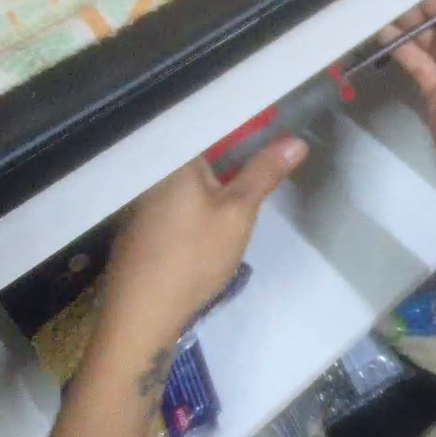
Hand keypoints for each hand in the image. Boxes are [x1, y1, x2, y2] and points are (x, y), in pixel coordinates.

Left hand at [100, 138, 307, 336]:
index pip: (213, 121)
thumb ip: (264, 173)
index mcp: (173, 157)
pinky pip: (178, 191)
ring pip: (190, 171)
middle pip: (201, 145)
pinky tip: (217, 208)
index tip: (276, 122)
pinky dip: (201, 192)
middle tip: (271, 151)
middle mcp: (152, 168)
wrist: (140, 316)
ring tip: (252, 173)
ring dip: (219, 171)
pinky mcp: (143, 220)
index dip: (247, 120)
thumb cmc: (191, 257)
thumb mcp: (239, 213)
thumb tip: (295, 141)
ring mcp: (142, 196)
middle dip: (236, 147)